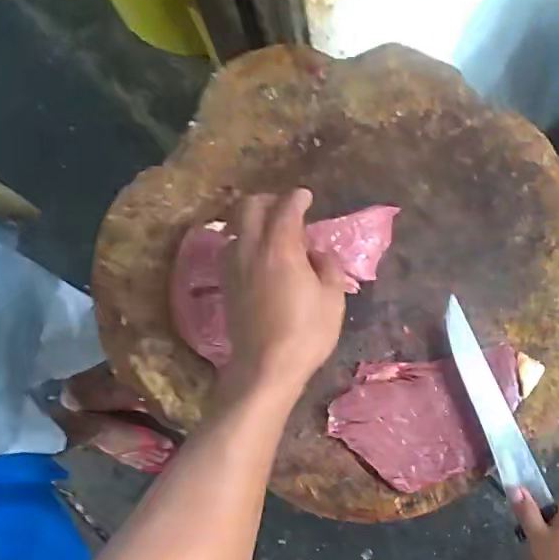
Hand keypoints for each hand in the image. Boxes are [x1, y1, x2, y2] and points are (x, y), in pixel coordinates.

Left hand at [221, 188, 345, 398]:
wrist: (267, 364)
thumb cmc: (308, 332)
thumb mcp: (333, 300)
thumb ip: (328, 268)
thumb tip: (318, 254)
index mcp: (281, 249)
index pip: (286, 210)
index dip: (297, 199)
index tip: (306, 196)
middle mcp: (251, 248)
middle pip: (250, 208)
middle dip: (268, 201)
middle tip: (286, 207)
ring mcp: (233, 263)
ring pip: (238, 226)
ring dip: (254, 220)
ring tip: (273, 232)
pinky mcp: (226, 281)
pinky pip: (233, 246)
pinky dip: (247, 240)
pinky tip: (260, 254)